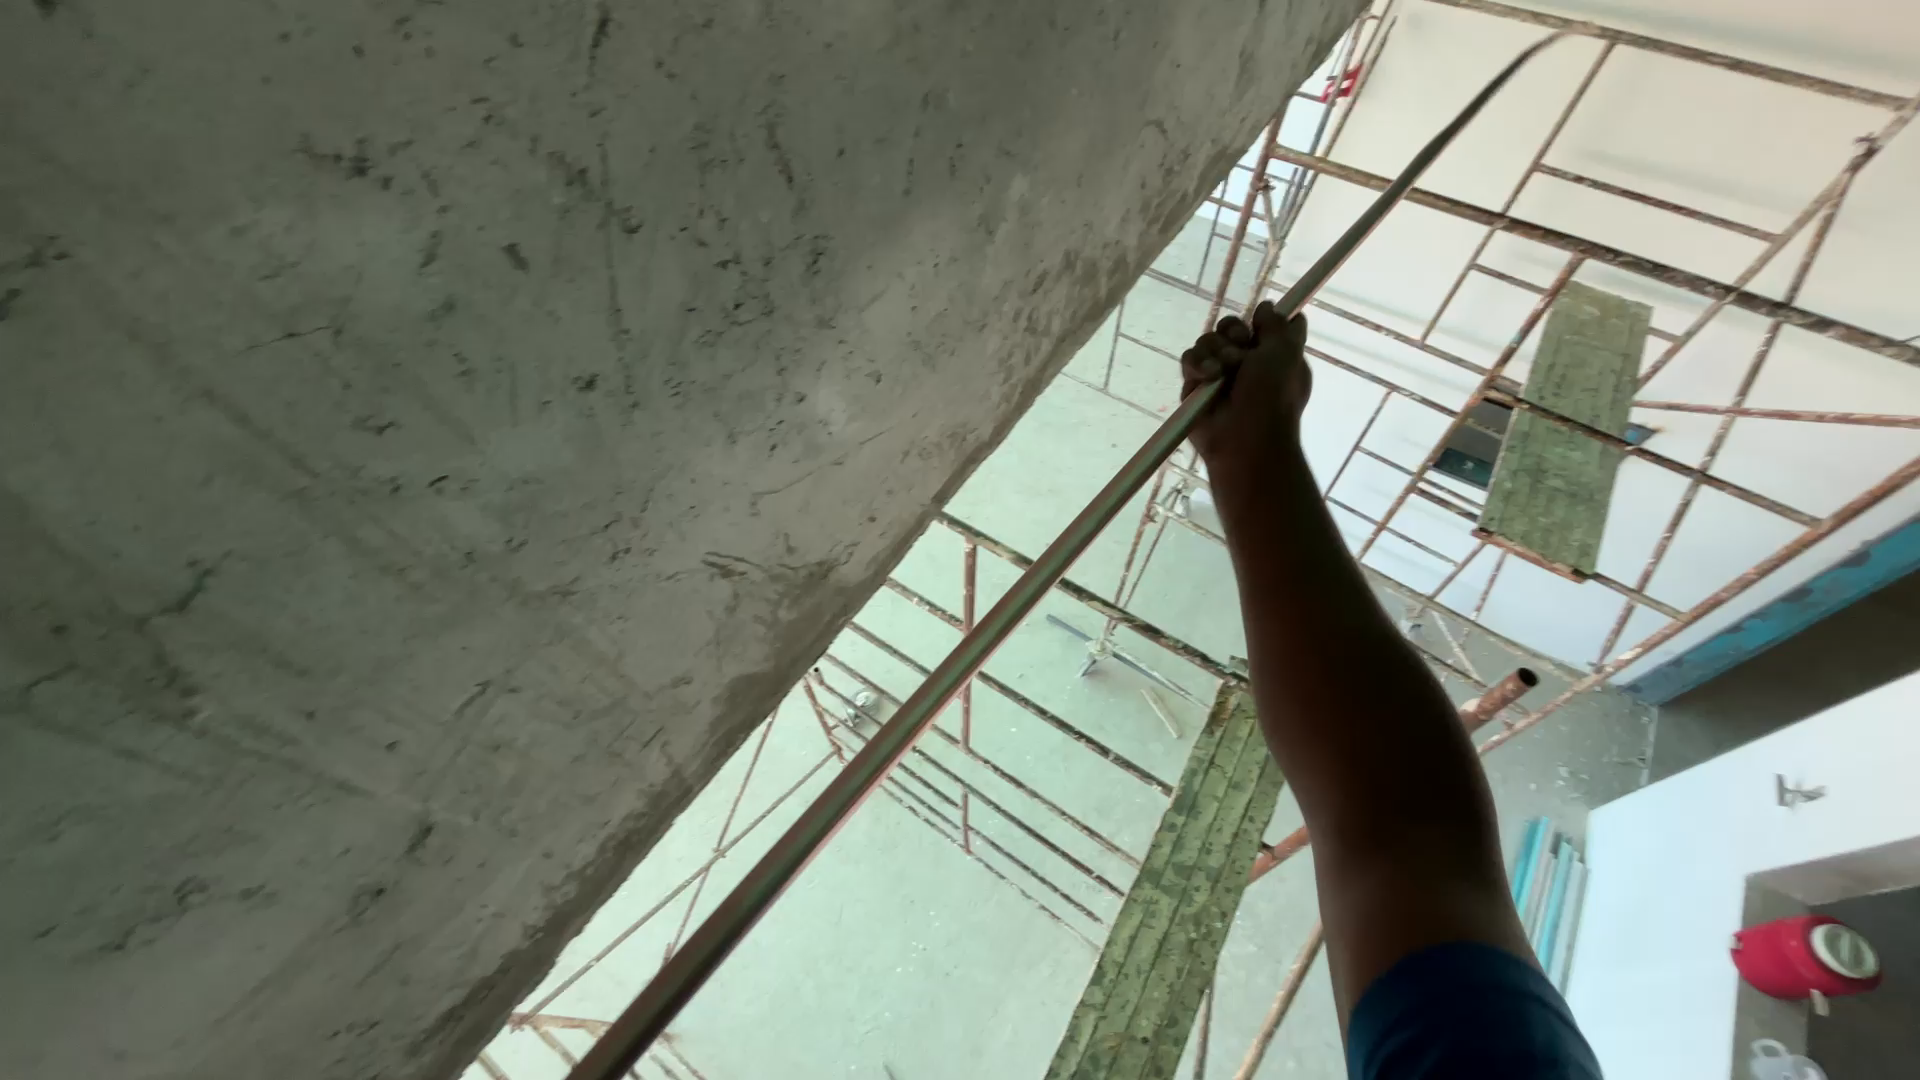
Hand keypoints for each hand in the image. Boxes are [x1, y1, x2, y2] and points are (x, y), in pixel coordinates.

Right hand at [1179, 300, 1310, 484]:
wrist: (1245, 437)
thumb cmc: (1273, 396)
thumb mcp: (1286, 353)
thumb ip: (1277, 325)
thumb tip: (1267, 306)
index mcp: (1271, 355)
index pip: (1258, 324)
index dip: (1257, 321)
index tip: (1259, 326)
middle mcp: (1244, 362)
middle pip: (1228, 327)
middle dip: (1232, 334)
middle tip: (1239, 349)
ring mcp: (1217, 374)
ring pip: (1207, 341)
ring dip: (1214, 352)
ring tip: (1222, 371)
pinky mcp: (1194, 387)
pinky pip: (1188, 360)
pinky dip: (1196, 365)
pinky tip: (1207, 377)